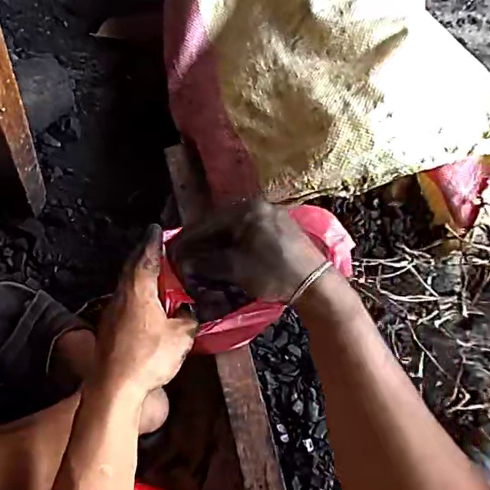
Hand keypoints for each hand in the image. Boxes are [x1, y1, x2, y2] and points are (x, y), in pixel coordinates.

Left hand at [93, 226, 197, 401]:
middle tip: (160, 252)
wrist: (115, 390)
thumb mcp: (181, 336)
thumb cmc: (145, 359)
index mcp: (138, 290)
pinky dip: (139, 302)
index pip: (146, 256)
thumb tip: (192, 314)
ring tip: (160, 281)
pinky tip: (150, 311)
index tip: (157, 230)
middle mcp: (121, 298)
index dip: (154, 242)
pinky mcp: (111, 333)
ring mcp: (112, 316)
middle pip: (133, 270)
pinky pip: (126, 308)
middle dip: (147, 259)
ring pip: (128, 289)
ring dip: (143, 281)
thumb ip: (189, 319)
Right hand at [168, 199, 326, 302]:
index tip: (172, 253)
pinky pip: (250, 233)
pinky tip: (228, 259)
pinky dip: (236, 245)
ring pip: (235, 229)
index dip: (187, 241)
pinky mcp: (282, 228)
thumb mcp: (235, 268)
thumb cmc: (274, 273)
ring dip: (218, 245)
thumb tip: (183, 261)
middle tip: (186, 259)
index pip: (207, 223)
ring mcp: (272, 215)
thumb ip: (205, 262)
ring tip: (204, 262)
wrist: (316, 284)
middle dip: (202, 243)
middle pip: (221, 224)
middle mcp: (260, 205)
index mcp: (247, 209)